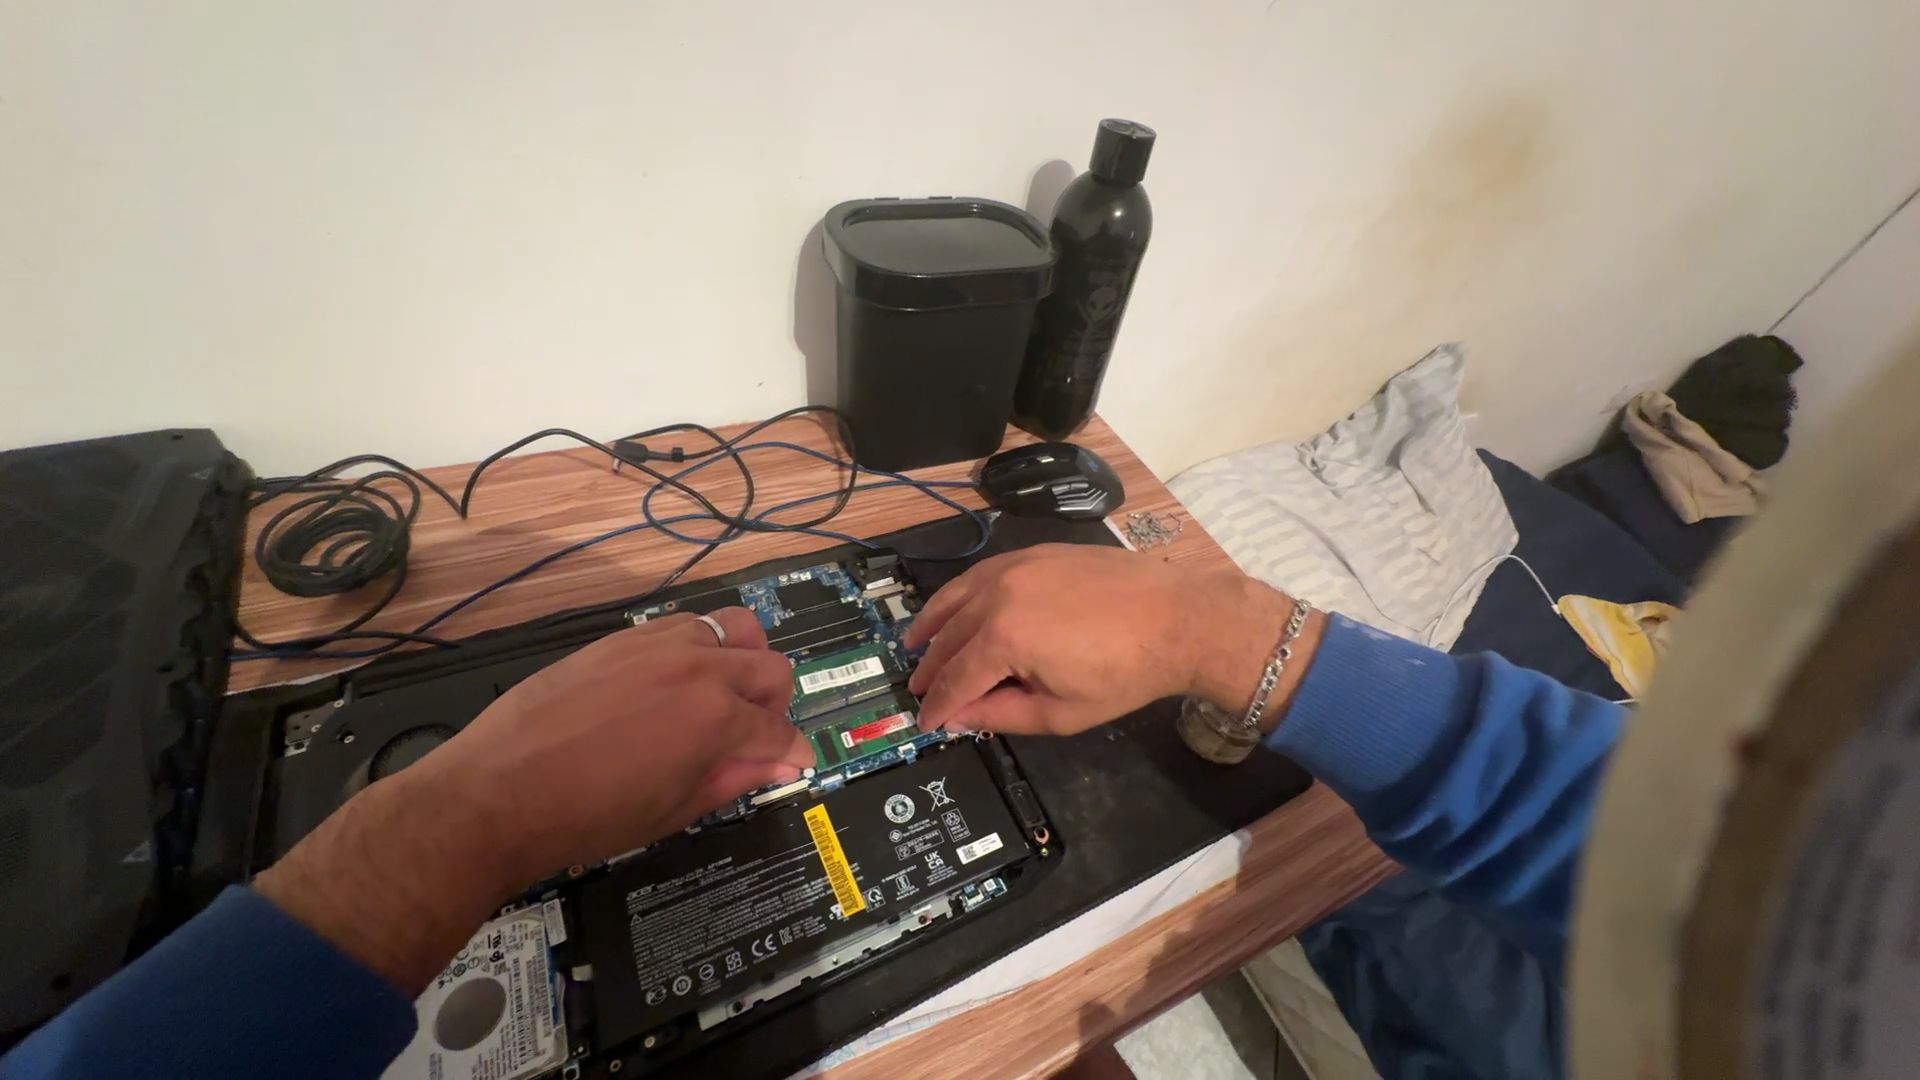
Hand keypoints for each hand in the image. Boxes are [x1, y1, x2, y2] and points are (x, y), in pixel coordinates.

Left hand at [433, 608, 810, 873]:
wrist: (496, 792)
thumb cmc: (589, 816)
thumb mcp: (675, 809)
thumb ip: (737, 777)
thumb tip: (780, 763)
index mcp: (717, 720)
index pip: (780, 730)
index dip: (794, 751)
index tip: (793, 761)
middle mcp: (701, 669)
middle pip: (773, 669)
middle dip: (776, 705)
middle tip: (754, 733)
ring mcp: (664, 644)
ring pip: (739, 629)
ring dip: (744, 663)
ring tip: (720, 694)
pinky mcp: (629, 636)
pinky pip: (689, 624)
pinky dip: (701, 648)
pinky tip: (675, 679)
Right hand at [905, 545, 1320, 736]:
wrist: (1176, 617)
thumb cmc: (1124, 674)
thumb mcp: (1061, 713)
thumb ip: (1001, 715)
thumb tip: (958, 717)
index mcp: (1004, 639)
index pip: (956, 679)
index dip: (938, 705)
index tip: (925, 721)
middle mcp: (998, 595)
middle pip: (949, 637)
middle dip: (930, 669)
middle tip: (918, 688)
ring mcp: (1014, 567)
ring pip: (957, 597)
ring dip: (932, 623)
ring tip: (914, 642)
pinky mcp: (1033, 553)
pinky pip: (981, 573)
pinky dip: (960, 593)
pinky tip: (956, 605)